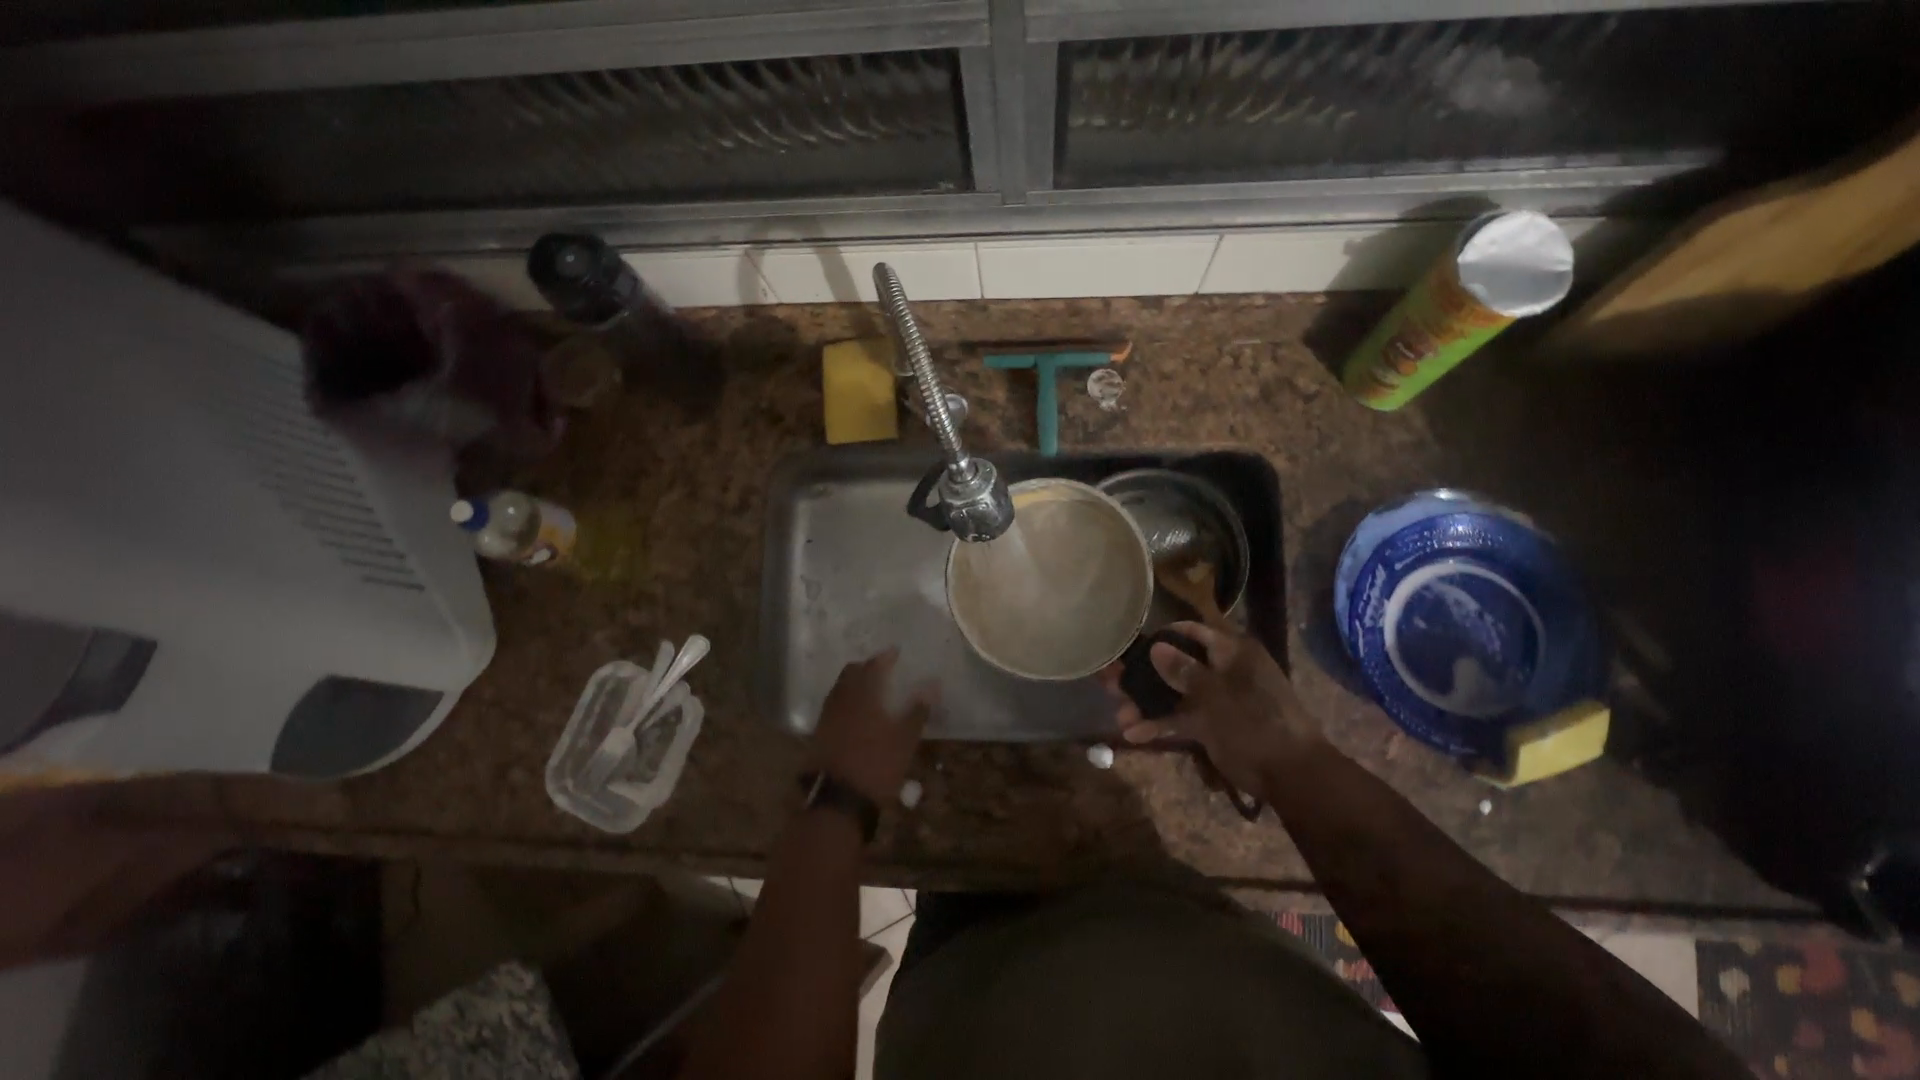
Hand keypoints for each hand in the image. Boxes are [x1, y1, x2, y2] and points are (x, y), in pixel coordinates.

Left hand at [811, 649, 937, 805]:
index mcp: (863, 694)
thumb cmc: (877, 764)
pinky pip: (833, 706)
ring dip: (854, 683)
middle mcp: (841, 699)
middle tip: (881, 669)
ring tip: (870, 689)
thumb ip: (918, 709)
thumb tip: (934, 683)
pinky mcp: (819, 733)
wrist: (838, 798)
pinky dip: (845, 701)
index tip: (895, 652)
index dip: (885, 657)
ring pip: (840, 689)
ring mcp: (827, 716)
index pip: (874, 666)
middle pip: (851, 673)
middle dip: (866, 667)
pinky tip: (855, 713)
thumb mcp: (905, 739)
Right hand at [1101, 621, 1322, 792]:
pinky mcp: (1214, 726)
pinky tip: (1134, 735)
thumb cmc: (1255, 722)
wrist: (1290, 772)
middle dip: (1143, 676)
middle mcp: (1224, 670)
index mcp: (1233, 652)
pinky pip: (1182, 720)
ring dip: (1147, 705)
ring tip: (1118, 715)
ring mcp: (1218, 699)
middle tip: (1110, 681)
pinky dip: (1161, 726)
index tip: (1132, 642)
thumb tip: (1156, 647)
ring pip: (1175, 695)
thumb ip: (1182, 671)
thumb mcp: (1215, 694)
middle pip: (1177, 665)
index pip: (1193, 632)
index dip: (1163, 635)